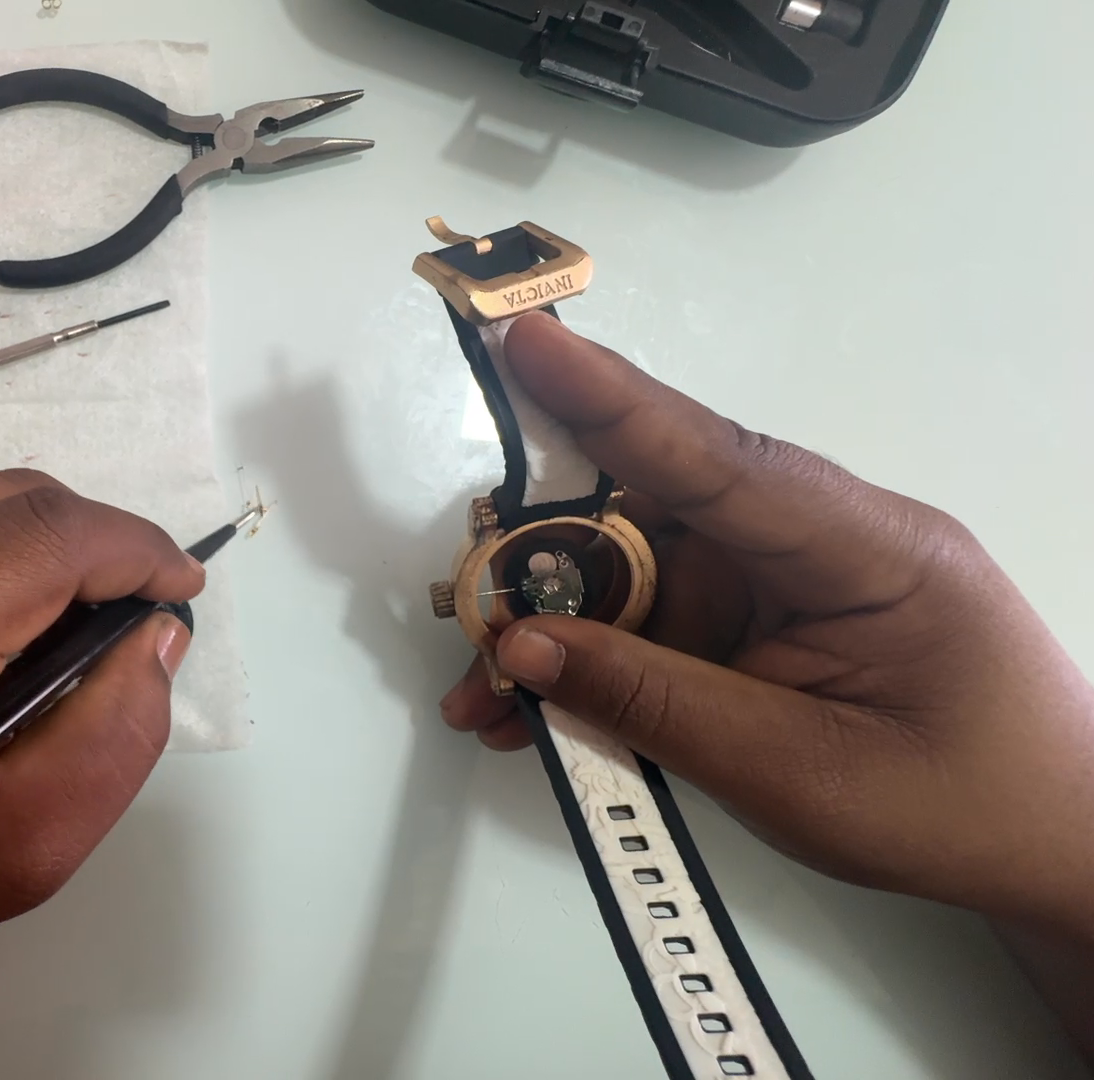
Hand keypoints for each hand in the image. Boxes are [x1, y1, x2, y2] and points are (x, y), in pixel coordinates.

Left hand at [0, 472, 200, 1079]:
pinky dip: (0, 546)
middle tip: (134, 613)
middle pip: (14, 501)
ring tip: (75, 619)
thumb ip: (110, 745)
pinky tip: (7, 613)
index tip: (182, 587)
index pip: (37, 542)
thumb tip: (154, 636)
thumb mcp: (17, 857)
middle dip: (101, 542)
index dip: (130, 548)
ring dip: (52, 543)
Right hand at [442, 314, 1093, 943]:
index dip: (608, 397)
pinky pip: (617, 632)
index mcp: (859, 551)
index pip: (712, 458)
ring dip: (537, 638)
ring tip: (484, 698)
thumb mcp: (802, 773)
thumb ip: (651, 700)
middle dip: (535, 562)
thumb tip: (519, 643)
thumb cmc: (964, 811)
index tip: (527, 339)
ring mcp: (748, 585)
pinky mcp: (719, 623)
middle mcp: (790, 545)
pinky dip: (562, 672)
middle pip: (629, 522)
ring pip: (606, 583)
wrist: (1050, 864)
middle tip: (466, 605)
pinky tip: (523, 715)